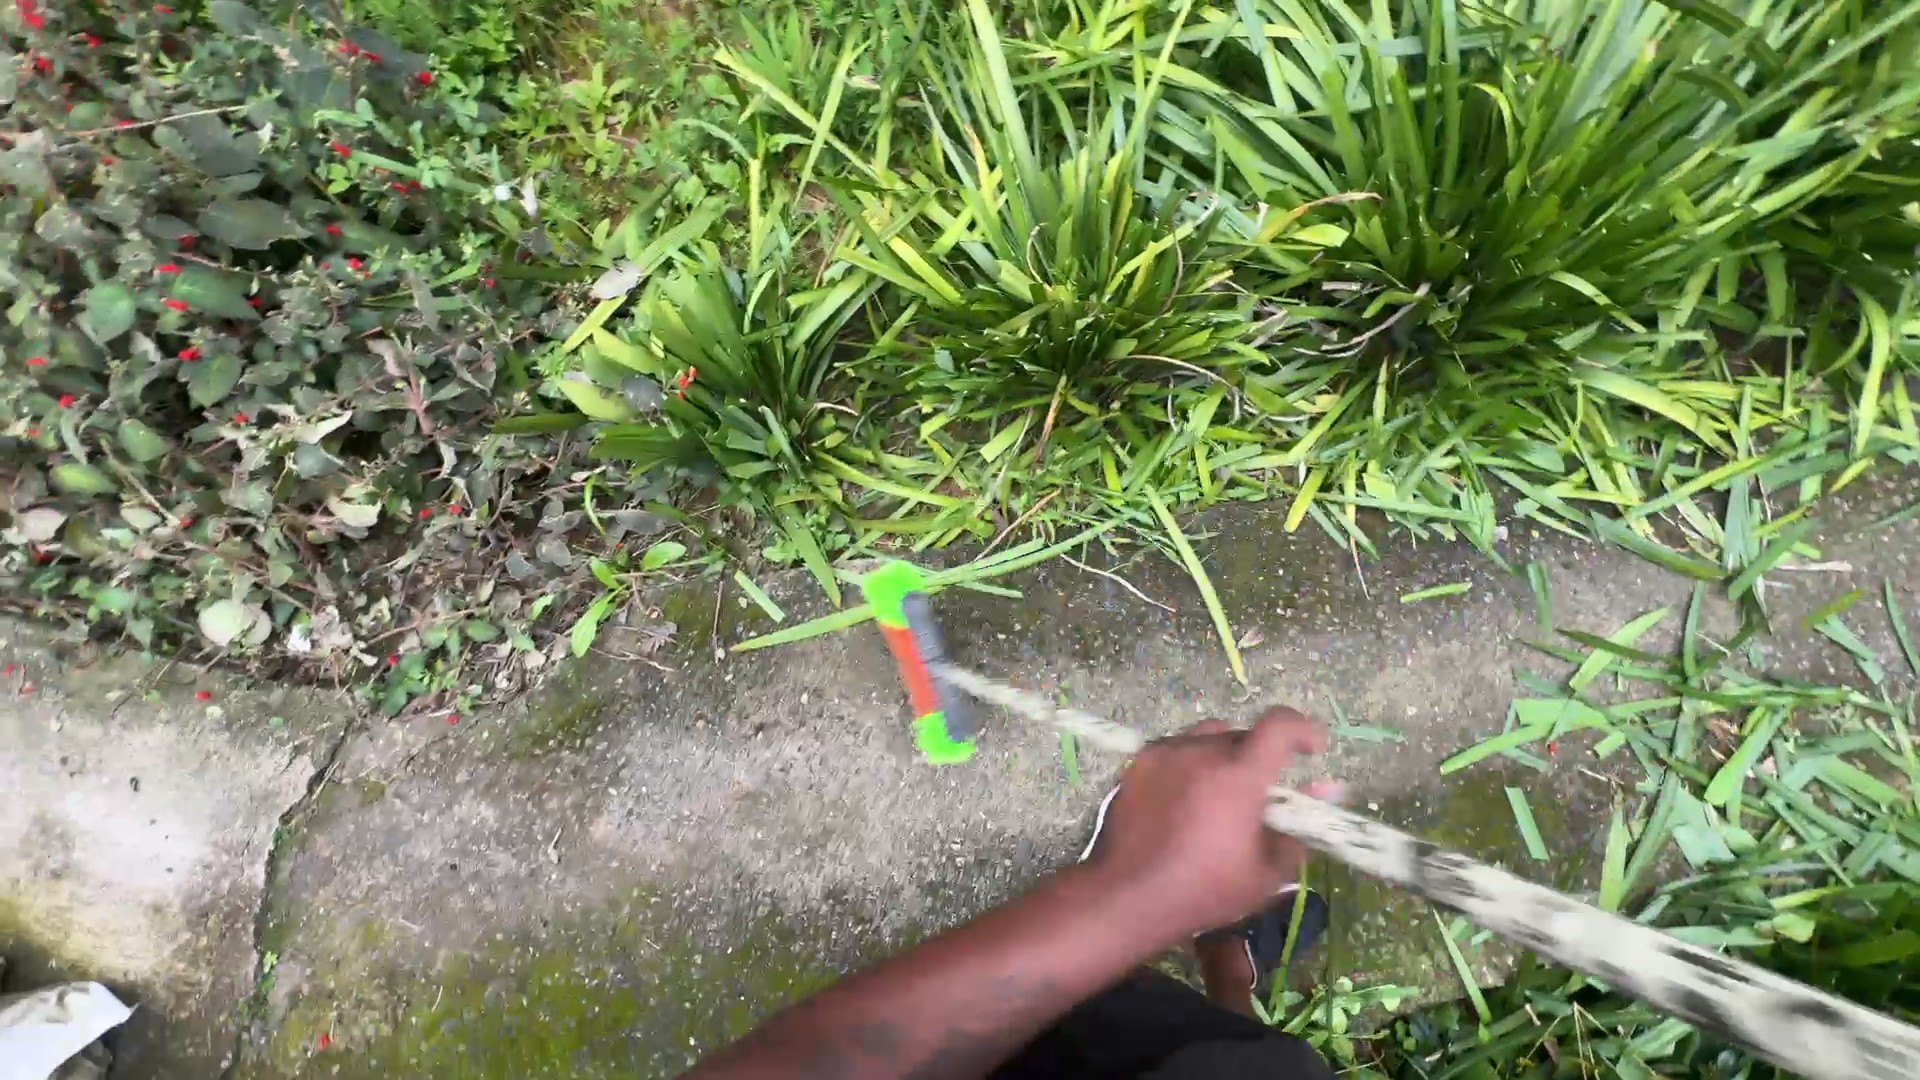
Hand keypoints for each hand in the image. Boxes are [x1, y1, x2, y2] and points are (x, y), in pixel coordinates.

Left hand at [1082, 707, 1327, 941]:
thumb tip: (1325, 792)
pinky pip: (1175, 748)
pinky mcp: (1138, 761)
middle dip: (1261, 756)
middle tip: (1262, 793)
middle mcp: (1200, 750)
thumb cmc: (1205, 889)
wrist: (1130, 892)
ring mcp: (1164, 751)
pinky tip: (1186, 798)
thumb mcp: (1267, 871)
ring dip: (1224, 755)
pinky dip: (1190, 763)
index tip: (1314, 748)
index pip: (1279, 725)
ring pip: (1206, 737)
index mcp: (1238, 773)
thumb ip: (1298, 827)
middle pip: (1242, 735)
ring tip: (1222, 794)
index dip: (1303, 730)